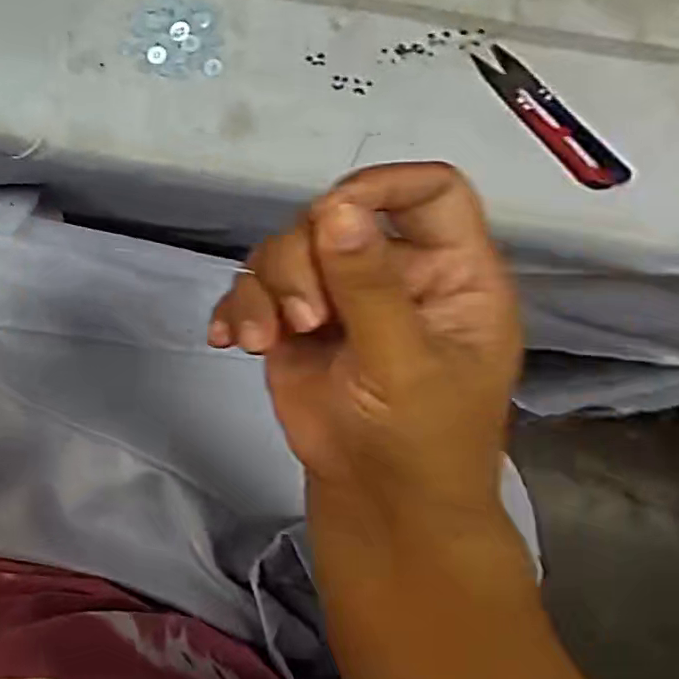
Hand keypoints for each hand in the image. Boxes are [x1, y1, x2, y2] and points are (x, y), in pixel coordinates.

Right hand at [208, 163, 521, 521]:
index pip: (429, 193)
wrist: (373, 491)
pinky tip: (230, 342)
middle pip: (327, 221)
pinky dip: (234, 311)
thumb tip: (335, 208)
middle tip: (304, 322)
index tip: (330, 216)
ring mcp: (333, 294)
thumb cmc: (421, 434)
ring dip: (261, 295)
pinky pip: (247, 289)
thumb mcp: (402, 360)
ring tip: (265, 343)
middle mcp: (388, 270)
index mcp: (448, 271)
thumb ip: (368, 284)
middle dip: (299, 267)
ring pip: (278, 253)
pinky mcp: (286, 318)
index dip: (380, 187)